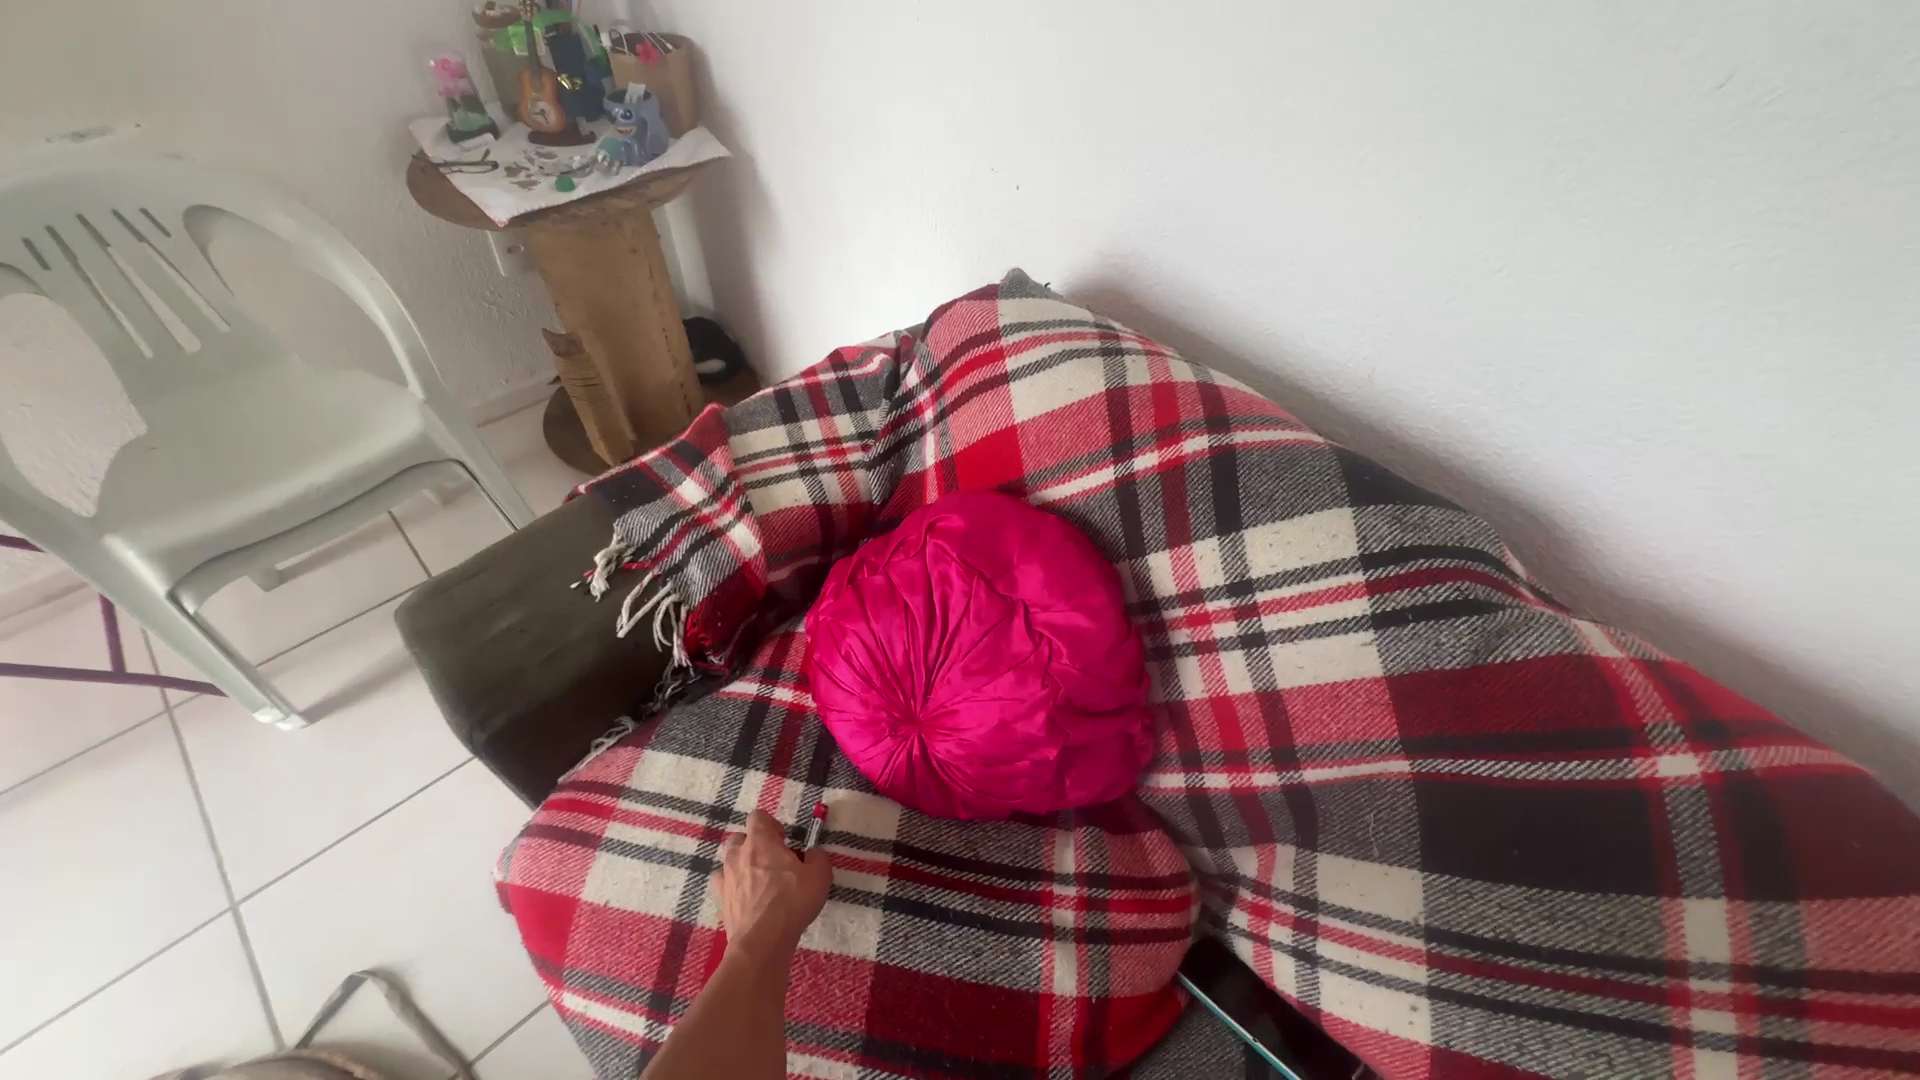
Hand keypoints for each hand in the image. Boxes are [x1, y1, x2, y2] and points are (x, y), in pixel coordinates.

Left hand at [718, 810, 831, 957]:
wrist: (763, 940)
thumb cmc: (792, 901)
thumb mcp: (819, 874)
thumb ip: (817, 857)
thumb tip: (811, 854)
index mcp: (760, 841)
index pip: (757, 817)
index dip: (771, 825)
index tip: (784, 840)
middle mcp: (738, 854)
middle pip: (739, 838)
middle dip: (753, 844)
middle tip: (772, 860)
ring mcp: (725, 878)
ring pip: (729, 861)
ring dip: (742, 865)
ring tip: (758, 881)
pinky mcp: (720, 901)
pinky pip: (723, 885)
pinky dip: (733, 887)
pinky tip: (746, 898)